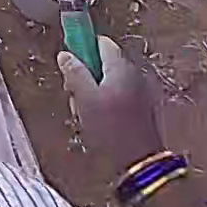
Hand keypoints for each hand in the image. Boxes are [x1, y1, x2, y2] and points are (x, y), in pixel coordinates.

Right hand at [59, 38, 163, 171]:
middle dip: (85, 72)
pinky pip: (116, 95)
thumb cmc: (110, 127)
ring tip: (83, 110)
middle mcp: (133, 75)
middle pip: (103, 62)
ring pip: (107, 80)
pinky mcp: (140, 109)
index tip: (70, 61)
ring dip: (92, 90)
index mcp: (120, 68)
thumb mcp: (84, 97)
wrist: (139, 164)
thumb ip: (74, 72)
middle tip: (73, 91)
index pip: (100, 42)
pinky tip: (95, 119)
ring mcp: (139, 92)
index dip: (83, 47)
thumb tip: (65, 54)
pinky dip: (104, 101)